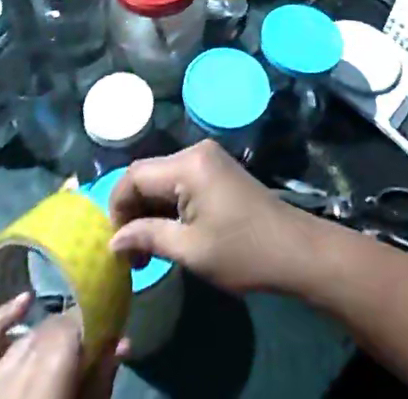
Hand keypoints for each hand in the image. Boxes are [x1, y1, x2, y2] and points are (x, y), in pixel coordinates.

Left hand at [0, 293, 118, 398]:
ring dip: (53, 336)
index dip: (94, 323)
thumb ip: (100, 385)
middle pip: (51, 333)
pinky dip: (3, 320)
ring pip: (28, 338)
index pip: (70, 333)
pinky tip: (25, 302)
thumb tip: (119, 342)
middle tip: (99, 343)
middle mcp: (12, 379)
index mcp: (44, 388)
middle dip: (78, 332)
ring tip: (72, 349)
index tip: (113, 325)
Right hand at [107, 140, 327, 294]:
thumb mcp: (190, 250)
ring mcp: (208, 159)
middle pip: (147, 175)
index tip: (116, 245)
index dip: (117, 208)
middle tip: (131, 255)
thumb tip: (113, 241)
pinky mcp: (216, 171)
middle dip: (132, 212)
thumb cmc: (242, 252)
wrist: (294, 249)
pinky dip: (167, 207)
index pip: (134, 176)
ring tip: (146, 252)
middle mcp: (196, 151)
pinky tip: (166, 235)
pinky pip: (179, 182)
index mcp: (188, 164)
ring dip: (149, 212)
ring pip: (162, 180)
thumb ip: (147, 237)